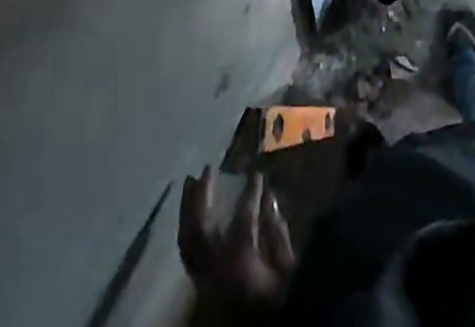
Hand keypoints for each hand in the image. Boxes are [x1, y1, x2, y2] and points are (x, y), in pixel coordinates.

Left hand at [178, 168, 295, 318]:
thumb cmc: (279, 305)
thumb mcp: (288, 271)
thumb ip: (277, 235)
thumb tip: (269, 199)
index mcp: (240, 261)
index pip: (243, 216)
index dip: (251, 192)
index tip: (257, 174)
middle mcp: (215, 268)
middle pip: (200, 226)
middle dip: (202, 195)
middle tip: (207, 169)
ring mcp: (203, 278)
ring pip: (187, 238)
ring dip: (187, 207)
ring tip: (190, 181)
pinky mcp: (199, 284)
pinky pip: (186, 252)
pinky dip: (186, 228)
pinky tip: (190, 214)